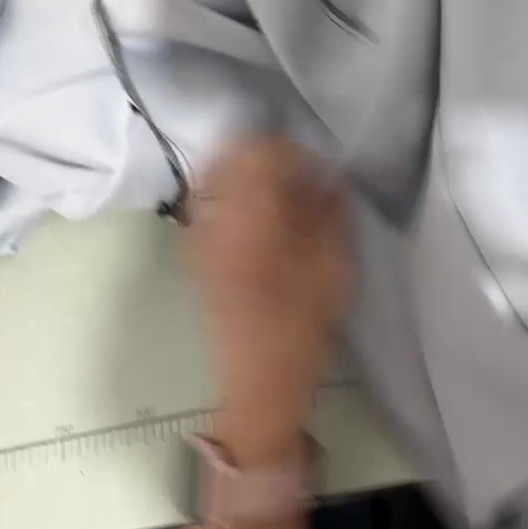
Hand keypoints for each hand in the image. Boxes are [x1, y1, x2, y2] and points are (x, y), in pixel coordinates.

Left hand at [189, 140, 349, 451]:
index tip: (317, 172)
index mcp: (250, 214)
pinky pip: (209, 201)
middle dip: (267, 158)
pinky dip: (234, 197)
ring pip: (216, 174)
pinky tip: (261, 221)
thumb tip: (327, 177)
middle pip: (231, 154)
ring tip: (281, 201)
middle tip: (299, 184)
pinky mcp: (196, 250)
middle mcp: (215, 215)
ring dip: (248, 175)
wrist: (258, 379)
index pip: (261, 150)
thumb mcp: (332, 265)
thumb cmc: (302, 324)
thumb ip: (329, 212)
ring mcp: (199, 232)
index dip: (293, 151)